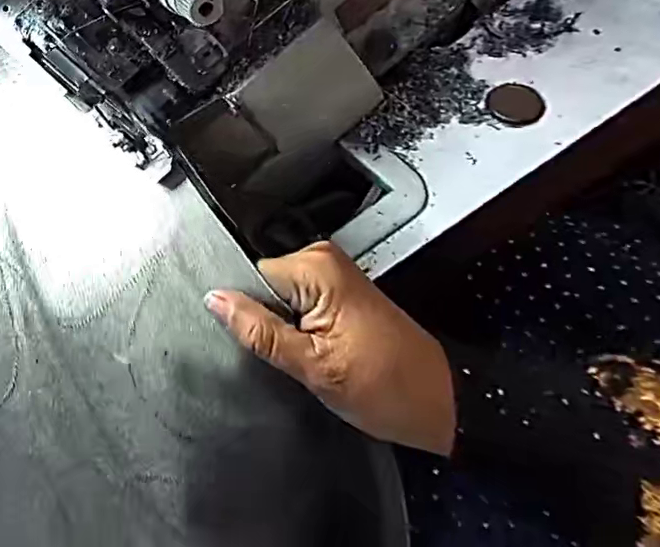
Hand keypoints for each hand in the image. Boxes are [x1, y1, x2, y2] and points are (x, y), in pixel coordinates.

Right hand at [206, 241, 455, 454]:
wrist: (445, 403)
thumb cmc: (390, 388)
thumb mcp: (315, 368)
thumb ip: (260, 331)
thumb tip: (214, 300)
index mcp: (315, 266)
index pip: (248, 275)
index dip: (247, 310)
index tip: (259, 339)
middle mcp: (321, 256)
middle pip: (260, 282)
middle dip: (265, 319)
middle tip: (291, 354)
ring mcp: (330, 269)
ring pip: (275, 293)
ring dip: (280, 324)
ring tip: (306, 354)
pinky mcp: (336, 285)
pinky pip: (294, 297)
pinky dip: (295, 324)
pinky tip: (312, 348)